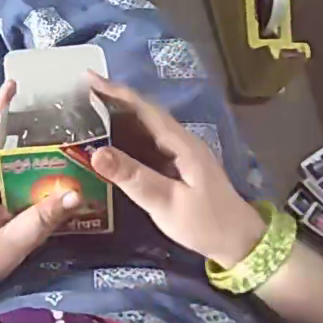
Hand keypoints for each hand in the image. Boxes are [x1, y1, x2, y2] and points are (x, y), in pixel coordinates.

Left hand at [0, 80, 80, 298]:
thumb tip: (75, 193)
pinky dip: (20, 161)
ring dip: (18, 139)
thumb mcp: (10, 244)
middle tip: (46, 105)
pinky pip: (2, 171)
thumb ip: (41, 220)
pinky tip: (41, 164)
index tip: (12, 86)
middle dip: (14, 117)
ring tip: (51, 127)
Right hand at [85, 73, 265, 267]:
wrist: (241, 244)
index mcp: (181, 144)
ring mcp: (182, 153)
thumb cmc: (206, 223)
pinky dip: (127, 136)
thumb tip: (96, 152)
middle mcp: (182, 142)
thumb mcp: (165, 202)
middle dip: (113, 99)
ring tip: (89, 111)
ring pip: (146, 126)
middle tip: (81, 93)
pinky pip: (149, 142)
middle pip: (144, 112)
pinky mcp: (179, 166)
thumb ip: (132, 177)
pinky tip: (111, 141)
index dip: (115, 92)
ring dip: (119, 116)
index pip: (144, 108)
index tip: (89, 79)